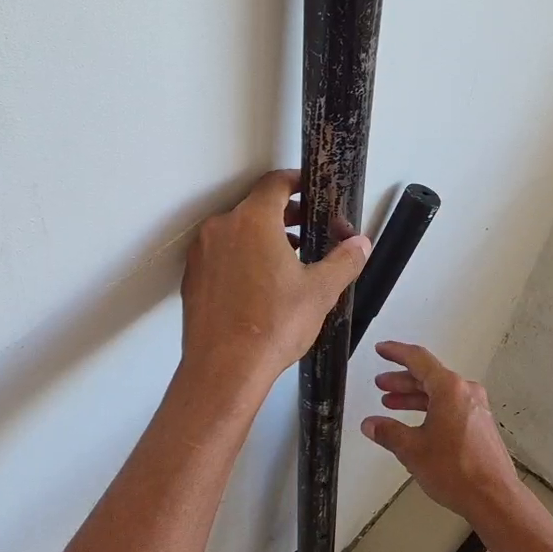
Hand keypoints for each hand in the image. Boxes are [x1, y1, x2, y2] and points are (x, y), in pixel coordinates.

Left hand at [179, 170, 370, 396]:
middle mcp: (223, 229)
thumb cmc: (269, 328)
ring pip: (236, 230)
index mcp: (254, 221)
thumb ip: (344, 261)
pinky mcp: (193, 277)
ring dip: (262, 236)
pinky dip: (241, 257)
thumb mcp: (321, 291)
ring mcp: (203, 253)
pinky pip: (220, 254)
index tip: (308, 188)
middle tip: (307, 228)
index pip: (275, 183)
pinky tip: (260, 283)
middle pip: (255, 206)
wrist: (225, 369)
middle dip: (284, 214)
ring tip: (288, 259)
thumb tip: (359, 246)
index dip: (296, 182)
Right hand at [360, 342, 522, 522]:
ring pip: (439, 393)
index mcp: (449, 388)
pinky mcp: (480, 424)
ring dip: (414, 396)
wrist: (494, 498)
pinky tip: (415, 424)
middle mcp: (465, 392)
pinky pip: (450, 406)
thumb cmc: (456, 470)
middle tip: (381, 384)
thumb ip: (388, 433)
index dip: (396, 352)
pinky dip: (430, 409)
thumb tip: (370, 424)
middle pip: (429, 376)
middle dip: (402, 380)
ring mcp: (476, 408)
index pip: (418, 359)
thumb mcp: (412, 450)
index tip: (381, 350)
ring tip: (391, 403)